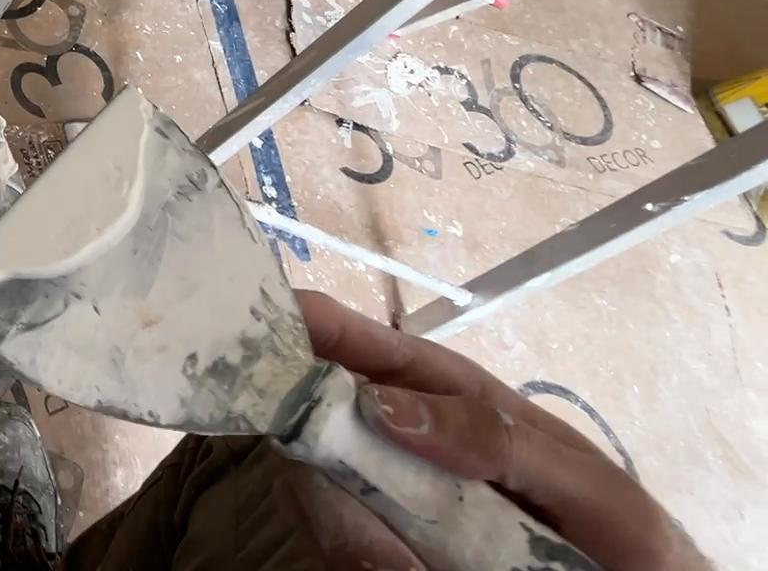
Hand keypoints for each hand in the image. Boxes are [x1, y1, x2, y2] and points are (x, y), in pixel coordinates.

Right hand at [298, 290, 709, 570]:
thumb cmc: (619, 536)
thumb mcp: (591, 488)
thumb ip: (499, 438)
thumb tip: (378, 403)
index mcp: (420, 378)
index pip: (330, 326)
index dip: (281, 320)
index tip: (247, 337)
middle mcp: (368, 415)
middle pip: (292, 404)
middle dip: (306, 450)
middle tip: (361, 516)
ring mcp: (354, 472)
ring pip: (300, 474)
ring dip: (339, 524)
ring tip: (403, 566)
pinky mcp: (350, 525)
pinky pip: (322, 529)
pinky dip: (350, 552)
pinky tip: (395, 567)